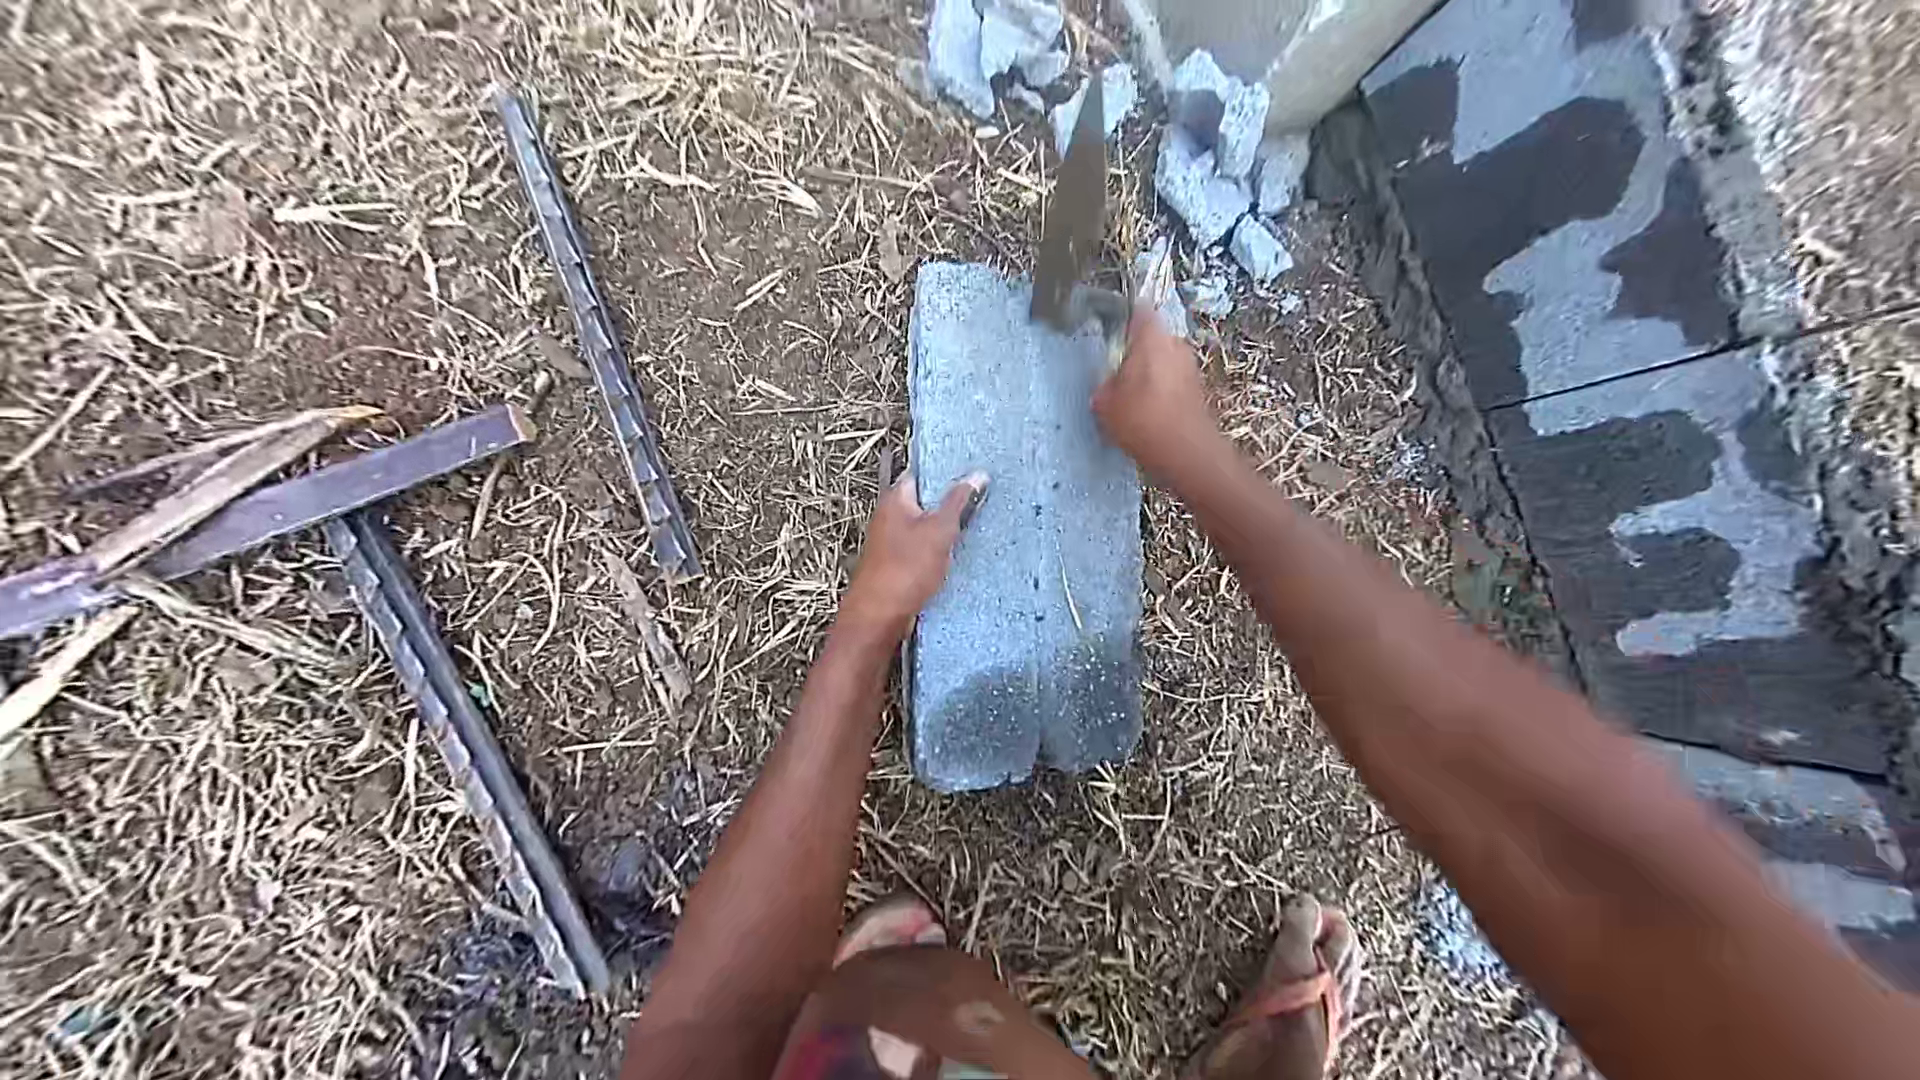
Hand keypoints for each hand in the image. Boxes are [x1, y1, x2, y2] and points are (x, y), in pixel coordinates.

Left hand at [840, 470, 988, 639]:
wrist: (880, 616)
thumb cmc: (905, 569)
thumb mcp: (940, 529)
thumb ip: (959, 500)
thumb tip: (977, 475)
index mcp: (895, 499)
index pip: (923, 474)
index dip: (947, 474)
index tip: (972, 476)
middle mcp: (890, 517)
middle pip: (926, 502)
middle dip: (951, 504)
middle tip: (978, 503)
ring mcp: (892, 542)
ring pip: (926, 528)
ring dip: (947, 531)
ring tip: (972, 530)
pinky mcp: (898, 564)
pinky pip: (924, 550)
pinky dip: (940, 551)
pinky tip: (957, 557)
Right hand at [1092, 304, 1226, 483]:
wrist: (1184, 451)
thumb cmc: (1141, 419)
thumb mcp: (1104, 402)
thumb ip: (1104, 383)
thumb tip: (1110, 383)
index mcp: (1151, 337)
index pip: (1138, 311)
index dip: (1122, 319)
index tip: (1110, 333)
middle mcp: (1175, 343)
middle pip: (1151, 338)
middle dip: (1135, 352)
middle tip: (1117, 373)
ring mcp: (1190, 366)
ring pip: (1163, 360)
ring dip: (1150, 373)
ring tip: (1132, 397)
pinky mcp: (1198, 388)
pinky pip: (1173, 380)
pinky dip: (1161, 390)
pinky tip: (1148, 412)